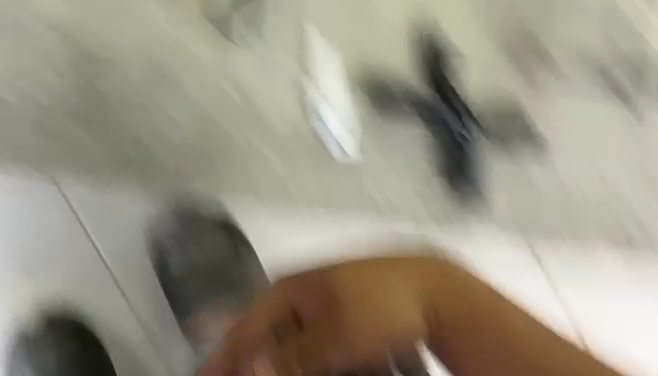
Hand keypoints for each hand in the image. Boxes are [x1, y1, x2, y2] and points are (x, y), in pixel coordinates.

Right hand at [194, 253, 458, 375]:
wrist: (435, 291)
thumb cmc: (379, 305)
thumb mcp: (335, 336)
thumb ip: (292, 357)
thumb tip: (249, 368)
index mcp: (288, 292)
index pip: (243, 332)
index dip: (221, 360)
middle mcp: (299, 299)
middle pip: (267, 345)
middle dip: (259, 366)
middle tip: (239, 374)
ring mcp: (323, 310)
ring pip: (297, 353)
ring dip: (293, 364)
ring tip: (292, 365)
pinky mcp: (345, 323)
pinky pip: (324, 354)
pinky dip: (324, 363)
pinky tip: (352, 365)